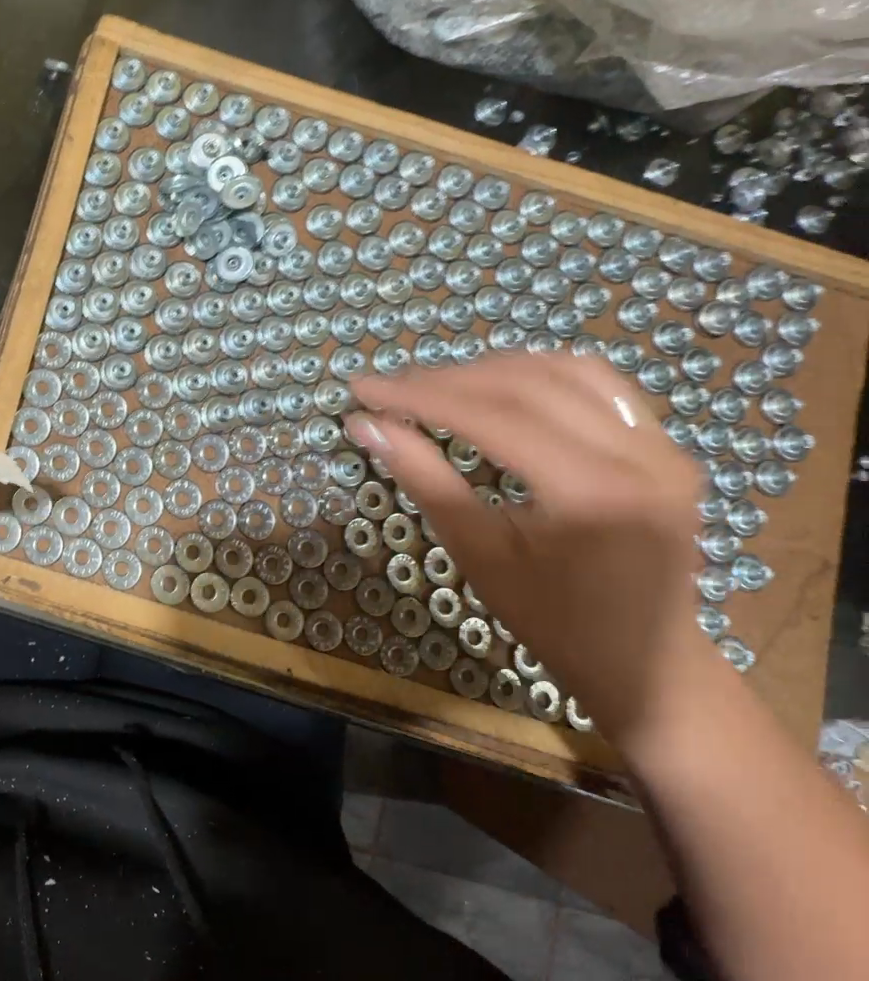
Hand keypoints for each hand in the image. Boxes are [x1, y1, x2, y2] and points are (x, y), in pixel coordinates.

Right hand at [348, 353, 717, 750]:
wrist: (642, 660)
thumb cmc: (549, 618)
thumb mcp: (477, 552)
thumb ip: (425, 479)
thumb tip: (365, 427)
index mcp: (594, 491)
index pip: (494, 417)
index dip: (420, 397)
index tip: (362, 390)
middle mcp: (642, 456)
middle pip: (530, 386)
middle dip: (448, 380)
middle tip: (386, 387)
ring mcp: (664, 447)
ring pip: (569, 372)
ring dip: (493, 369)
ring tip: (435, 384)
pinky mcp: (666, 448)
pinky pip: (601, 388)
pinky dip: (540, 376)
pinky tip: (498, 386)